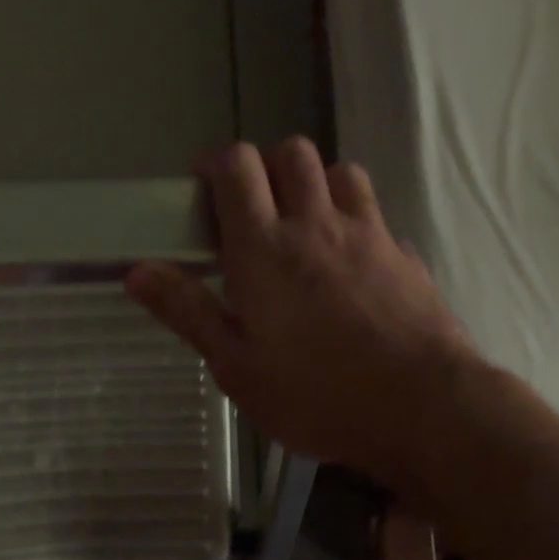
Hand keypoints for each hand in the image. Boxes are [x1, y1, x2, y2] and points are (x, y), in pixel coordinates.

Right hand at [127, 137, 480, 487]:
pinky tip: (353, 265)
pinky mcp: (406, 256)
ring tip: (305, 229)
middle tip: (254, 213)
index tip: (203, 191)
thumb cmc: (316, 394)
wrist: (422, 406)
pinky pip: (377, 217)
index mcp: (264, 246)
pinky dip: (357, 223)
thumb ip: (188, 311)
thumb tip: (136, 270)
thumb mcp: (236, 366)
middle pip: (292, 153)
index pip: (237, 166)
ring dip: (317, 185)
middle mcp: (317, 224)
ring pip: (341, 172)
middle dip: (267, 168)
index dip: (216, 165)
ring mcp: (369, 235)